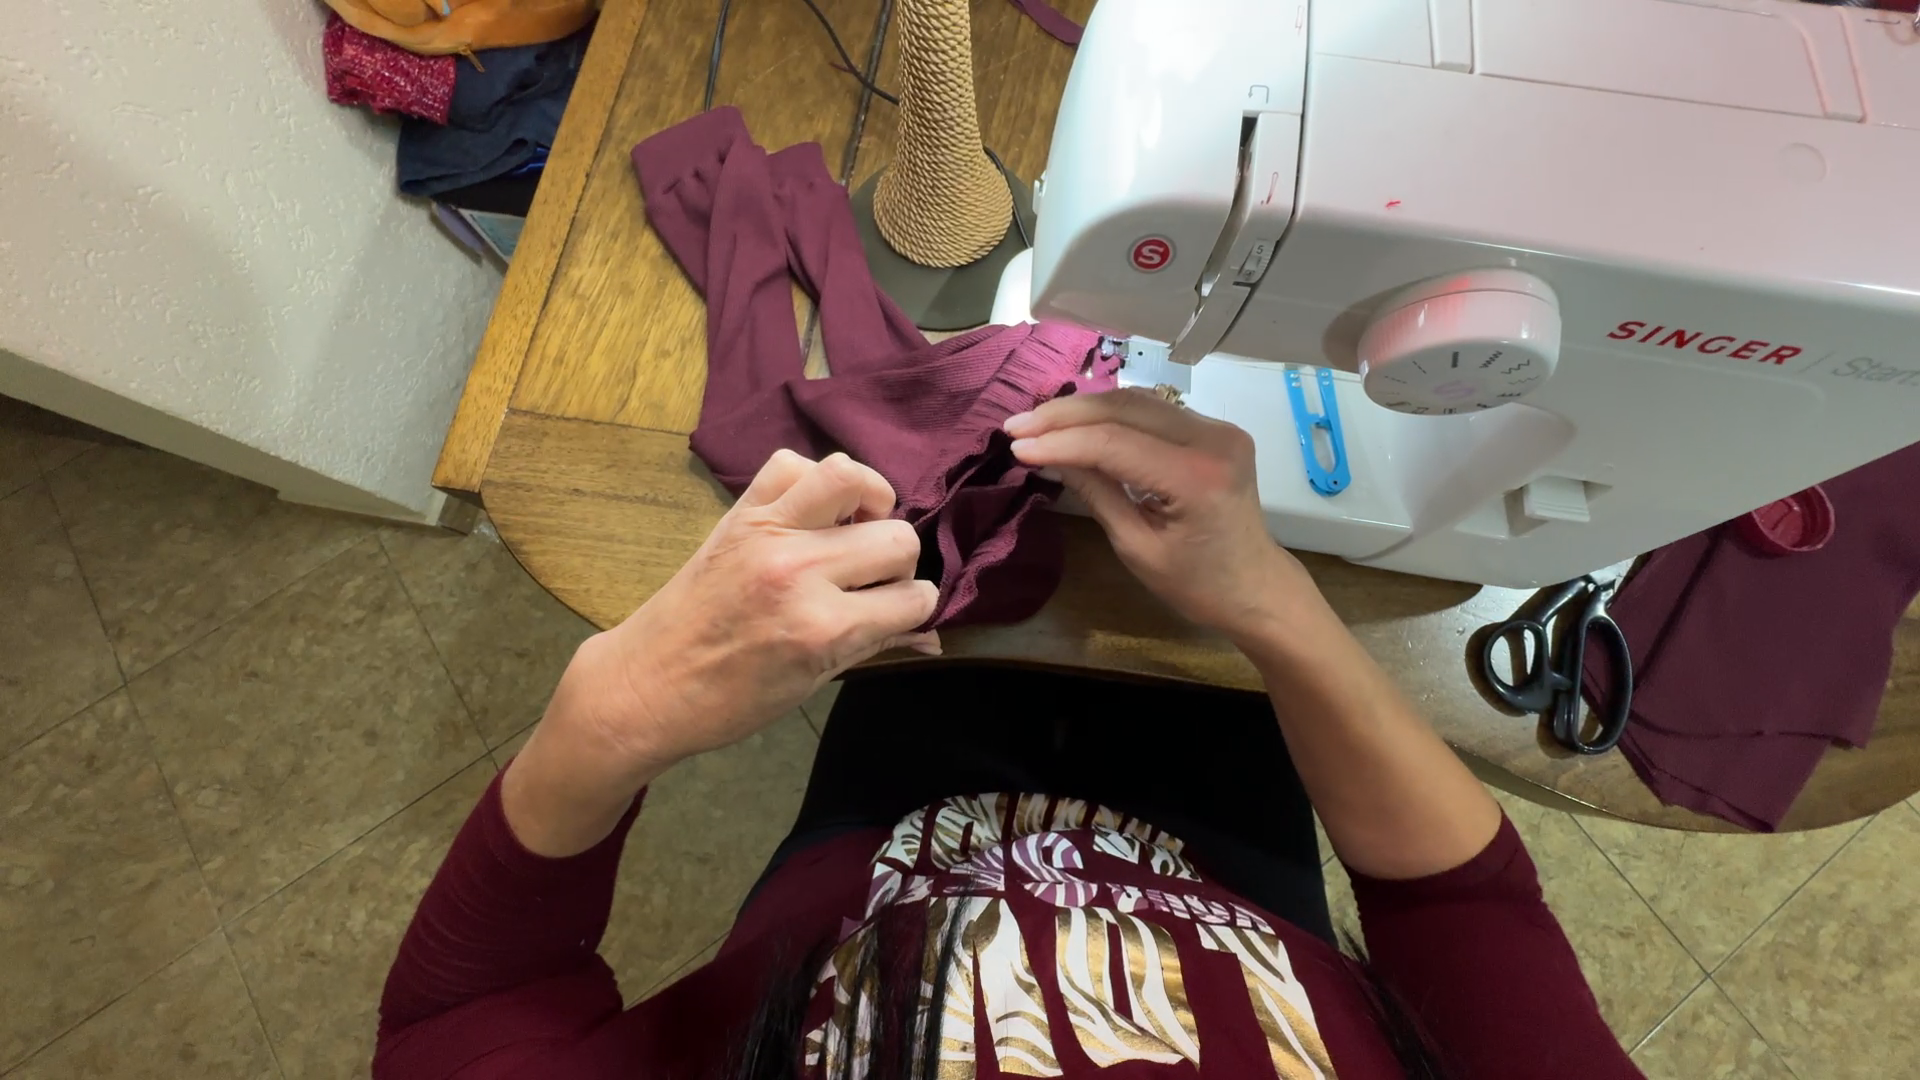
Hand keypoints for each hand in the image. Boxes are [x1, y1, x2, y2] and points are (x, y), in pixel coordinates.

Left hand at [570, 450, 940, 769]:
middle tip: (875, 580)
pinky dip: (812, 481)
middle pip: (897, 539)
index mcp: (825, 628)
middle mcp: (801, 570)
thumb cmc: (732, 701)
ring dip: (870, 501)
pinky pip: (790, 464)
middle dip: (900, 564)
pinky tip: (813, 513)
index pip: (913, 598)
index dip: (916, 607)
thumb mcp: (814, 682)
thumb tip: (931, 635)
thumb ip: (876, 644)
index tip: (901, 611)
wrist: (646, 686)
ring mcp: (768, 533)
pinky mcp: (740, 513)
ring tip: (857, 527)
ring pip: (849, 477)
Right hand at [1005, 388, 1321, 644]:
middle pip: (1124, 408)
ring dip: (1083, 408)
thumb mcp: (1136, 547)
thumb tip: (1047, 456)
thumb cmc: (1197, 584)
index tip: (1015, 445)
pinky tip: (1076, 422)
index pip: (1113, 443)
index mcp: (1196, 476)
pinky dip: (1110, 415)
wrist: (1256, 588)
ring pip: (1136, 401)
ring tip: (1037, 421)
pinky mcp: (1215, 428)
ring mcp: (1218, 428)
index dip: (1059, 441)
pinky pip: (1152, 411)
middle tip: (1016, 425)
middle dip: (1064, 414)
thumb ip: (1095, 492)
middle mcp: (1213, 438)